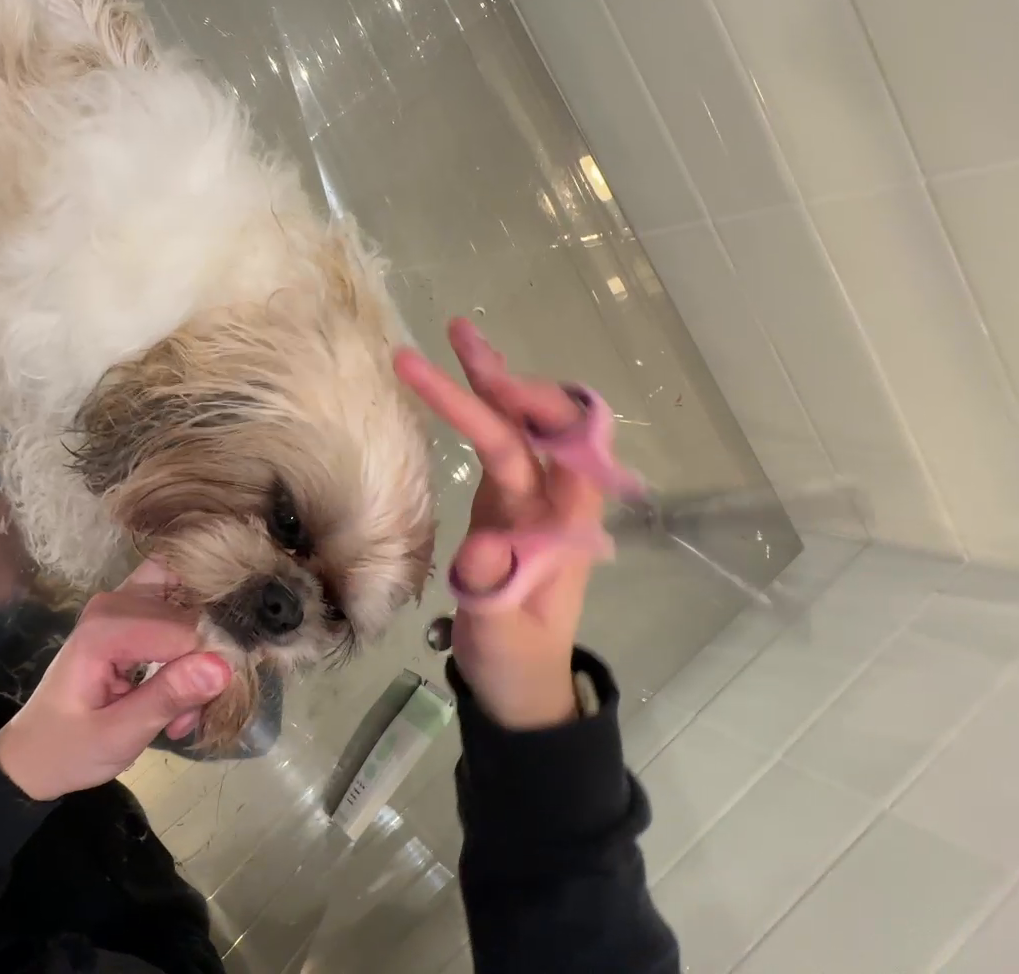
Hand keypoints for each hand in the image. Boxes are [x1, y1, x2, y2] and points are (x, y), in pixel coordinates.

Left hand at [0, 561, 232, 799]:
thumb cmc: (69, 748)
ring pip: (189, 605)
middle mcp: (114, 602)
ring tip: (182, 702)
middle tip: (186, 715)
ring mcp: (121, 600)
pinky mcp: (128, 609)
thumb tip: (223, 666)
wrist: (33, 750)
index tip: (190, 719)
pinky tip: (178, 681)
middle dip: (203, 665)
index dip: (205, 673)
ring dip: (198, 652)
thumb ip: (168, 697)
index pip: (186, 632)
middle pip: (191, 617)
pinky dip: (188, 641)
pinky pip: (177, 607)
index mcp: (105, 629)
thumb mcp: (118, 736)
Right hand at [395, 318, 605, 729]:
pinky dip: (482, 411)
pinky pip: (501, 445)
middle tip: (459, 336)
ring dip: (494, 382)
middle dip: (504, 379)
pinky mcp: (504, 504)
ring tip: (457, 340)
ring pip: (521, 428)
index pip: (539, 454)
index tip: (480, 382)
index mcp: (561, 527)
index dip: (514, 413)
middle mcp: (551, 502)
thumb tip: (485, 542)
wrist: (520, 682)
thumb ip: (496, 591)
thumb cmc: (516, 660)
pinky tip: (462, 388)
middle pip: (540, 426)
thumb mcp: (503, 635)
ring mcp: (528, 500)